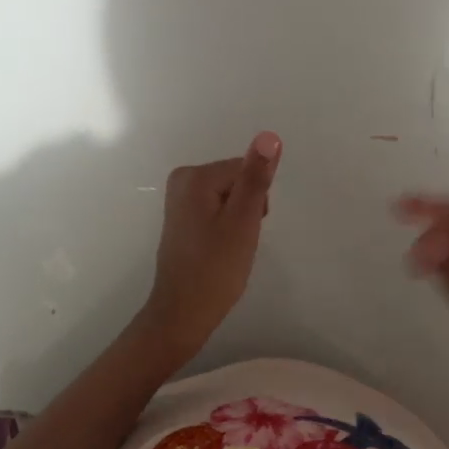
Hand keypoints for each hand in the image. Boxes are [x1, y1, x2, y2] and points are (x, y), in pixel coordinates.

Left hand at [139, 132, 281, 360]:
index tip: (247, 229)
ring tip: (228, 249)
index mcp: (194, 175)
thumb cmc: (216, 269)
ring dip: (237, 221)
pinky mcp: (181, 216)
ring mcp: (179, 197)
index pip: (245, 171)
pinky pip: (216, 209)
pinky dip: (225, 228)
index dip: (255, 202)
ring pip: (229, 197)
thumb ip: (256, 178)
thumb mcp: (243, 222)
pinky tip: (219, 250)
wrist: (183, 312)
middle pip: (235, 181)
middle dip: (246, 210)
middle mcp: (182, 179)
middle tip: (238, 242)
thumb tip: (269, 135)